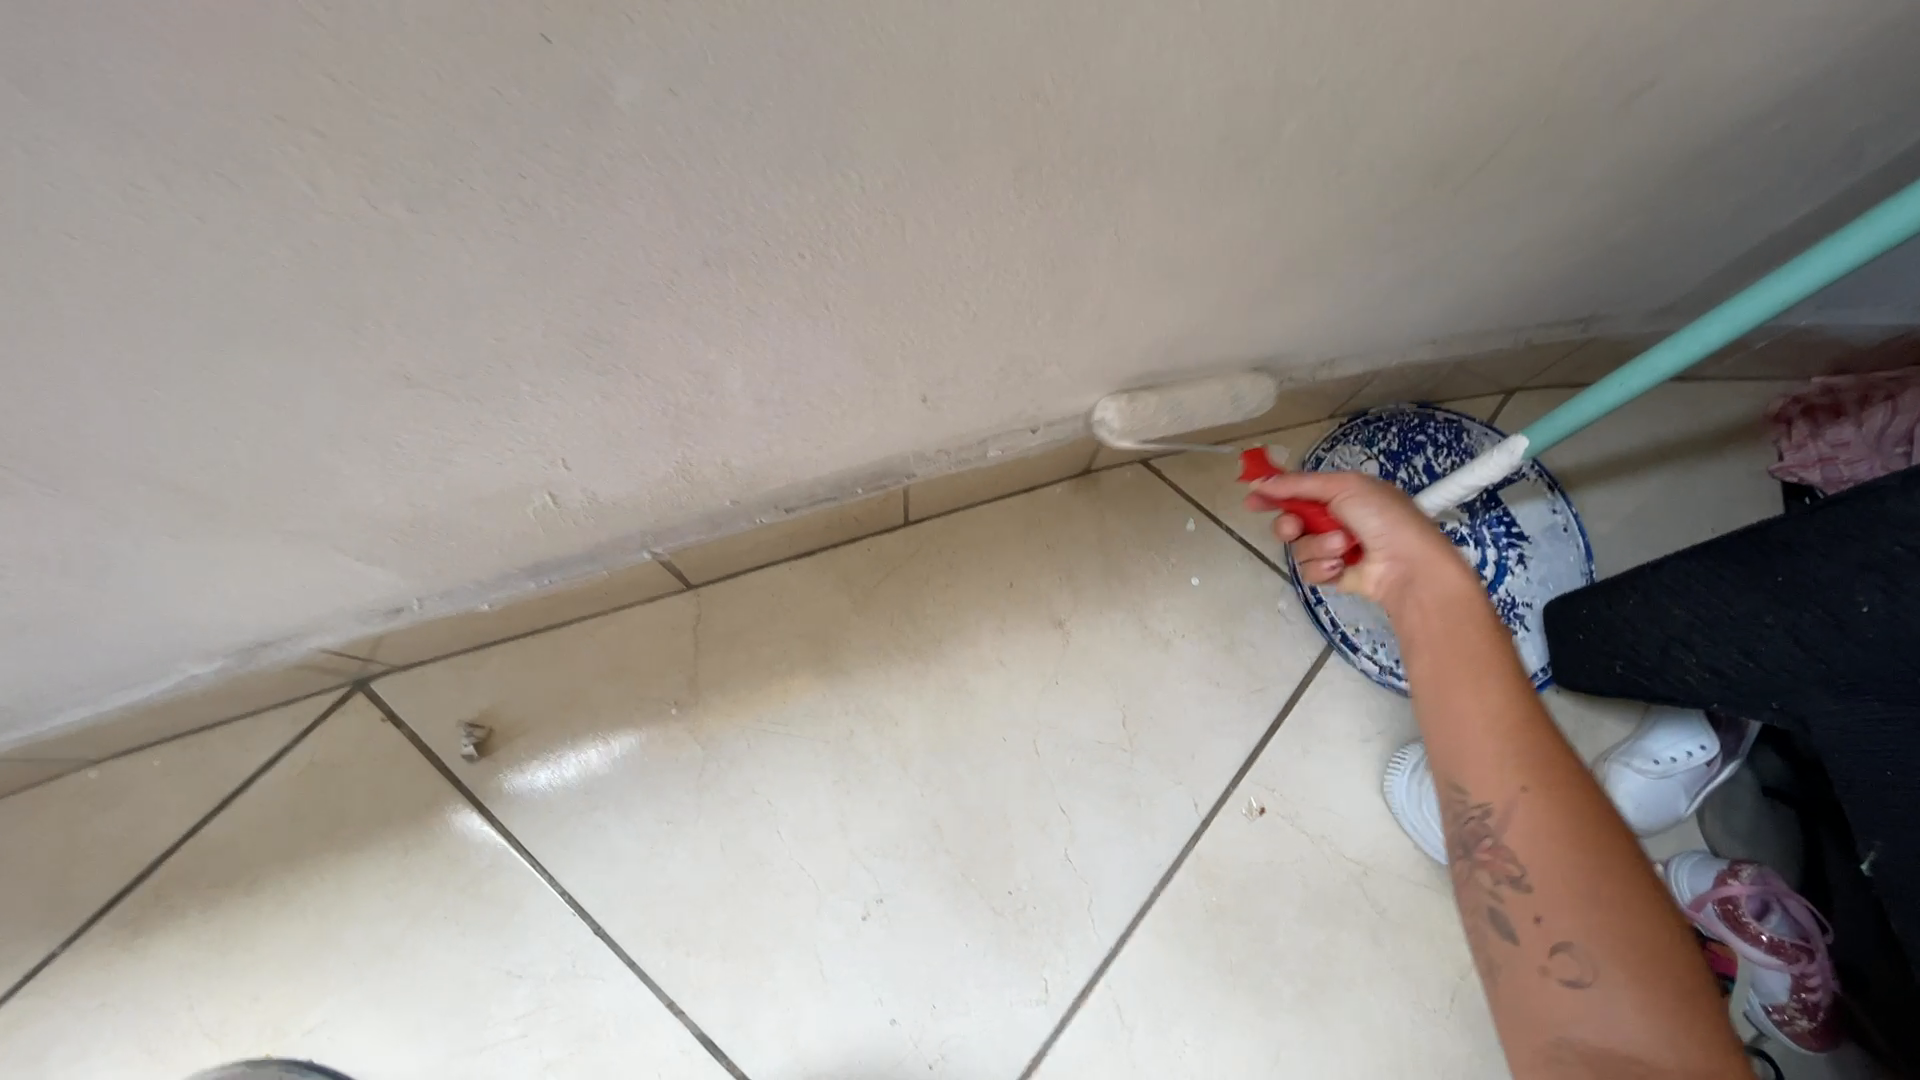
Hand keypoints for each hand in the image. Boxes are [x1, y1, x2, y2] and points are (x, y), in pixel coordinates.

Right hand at [1243, 471, 1469, 607]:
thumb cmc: (1383, 518)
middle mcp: (1334, 520)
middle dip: (1289, 525)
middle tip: (1295, 527)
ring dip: (1317, 546)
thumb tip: (1259, 481)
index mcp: (1340, 494)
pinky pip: (1309, 570)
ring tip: (1342, 548)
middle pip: (1289, 521)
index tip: (1252, 500)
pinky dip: (1323, 567)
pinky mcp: (1333, 573)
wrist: (1408, 565)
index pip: (1297, 491)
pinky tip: (1342, 567)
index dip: (1273, 494)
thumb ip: (1298, 484)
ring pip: (1298, 547)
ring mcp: (1333, 548)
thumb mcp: (1343, 487)